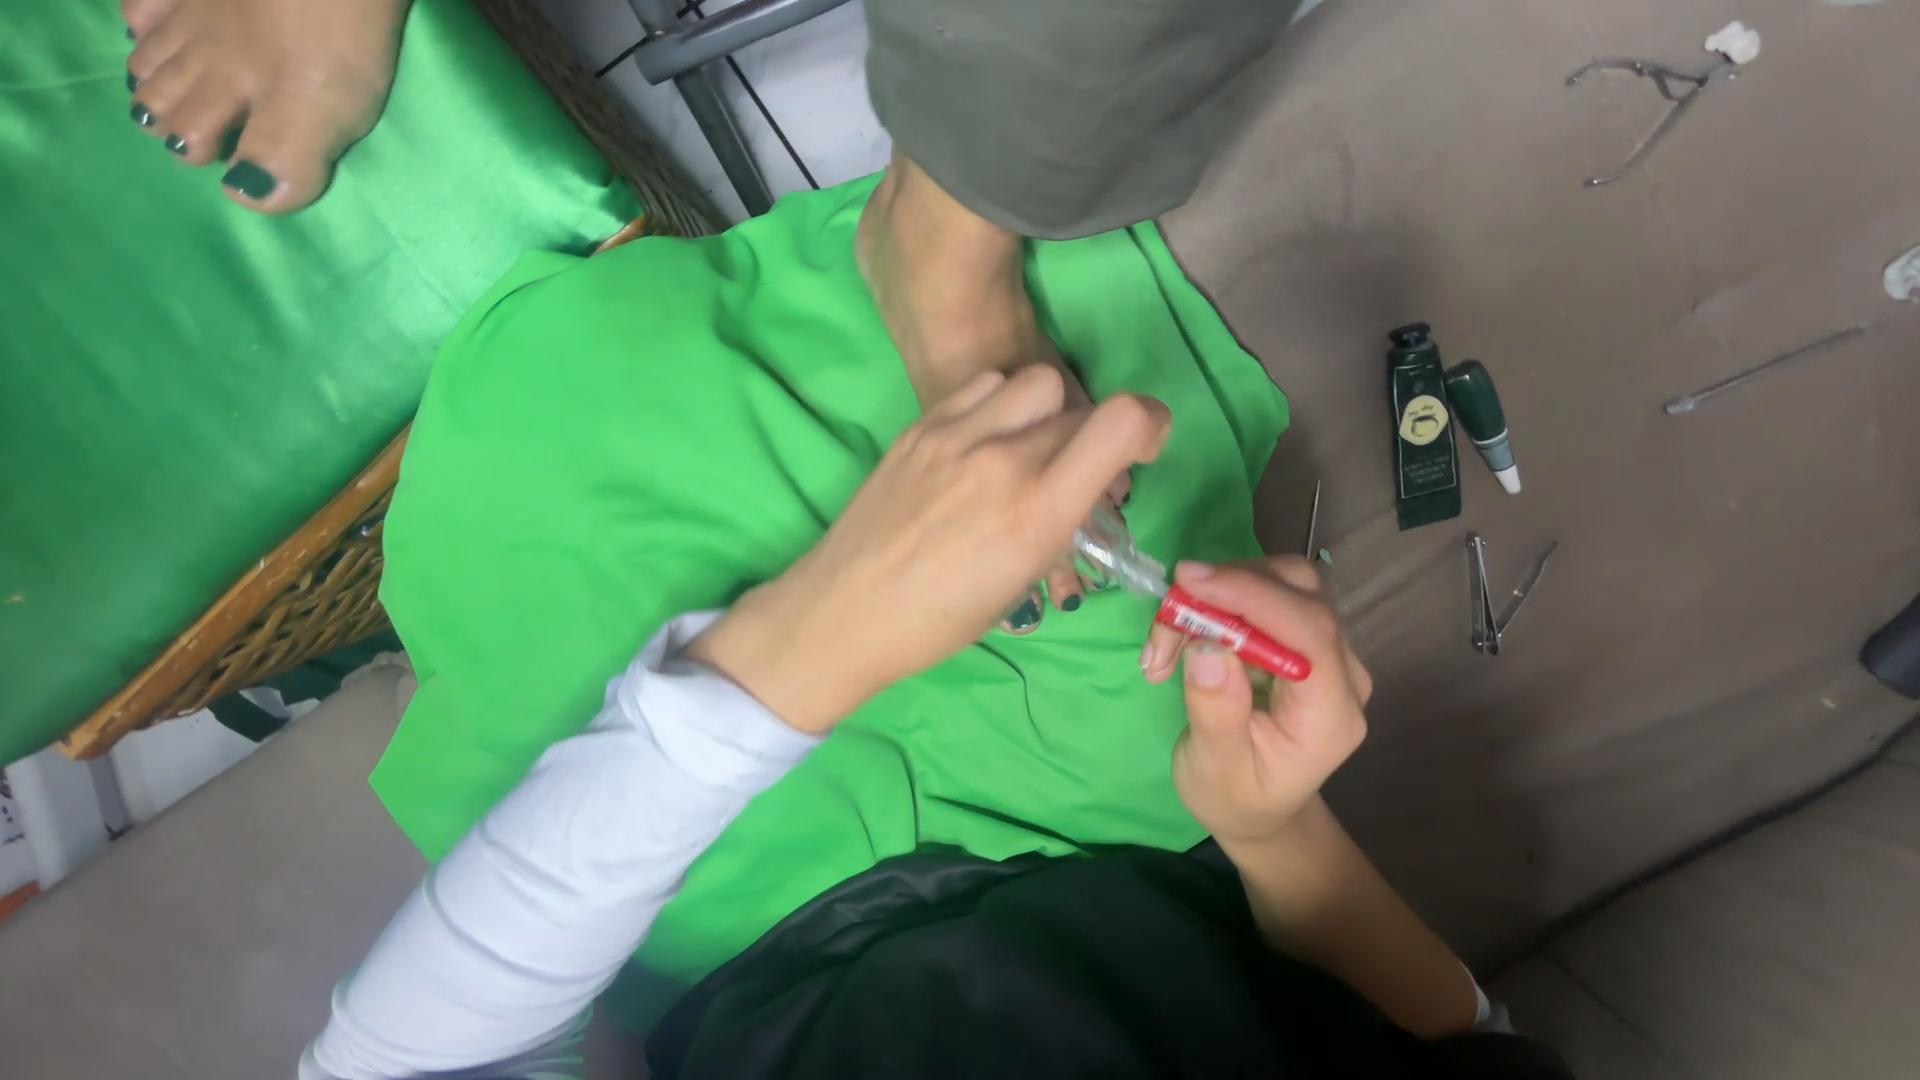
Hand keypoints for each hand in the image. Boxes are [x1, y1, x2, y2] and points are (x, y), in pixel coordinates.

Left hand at [686, 365, 1169, 733]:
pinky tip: (981, 440)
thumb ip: (1057, 523)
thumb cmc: (938, 621)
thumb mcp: (1019, 581)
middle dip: (1095, 437)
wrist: (845, 610)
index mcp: (1037, 510)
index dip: (1149, 423)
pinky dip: (997, 405)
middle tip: (1075, 470)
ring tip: (1025, 446)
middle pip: (1082, 409)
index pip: (1122, 421)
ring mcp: (955, 435)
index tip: (1144, 446)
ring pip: (1033, 383)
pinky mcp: (919, 427)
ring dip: (1047, 411)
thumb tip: (1079, 494)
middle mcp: (1002, 458)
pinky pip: (981, 387)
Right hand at [1168, 558, 1371, 851]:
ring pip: (1284, 582)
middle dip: (1230, 587)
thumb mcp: (1215, 769)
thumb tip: (1207, 645)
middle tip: (1169, 613)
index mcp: (1330, 714)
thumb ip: (1216, 711)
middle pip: (1302, 594)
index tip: (1189, 581)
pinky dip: (1221, 597)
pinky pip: (1267, 594)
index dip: (1252, 596)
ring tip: (1170, 633)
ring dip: (1220, 590)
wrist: (1258, 807)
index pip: (1309, 633)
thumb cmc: (1236, 797)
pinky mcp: (1304, 638)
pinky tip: (1185, 631)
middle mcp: (1343, 673)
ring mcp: (1329, 652)